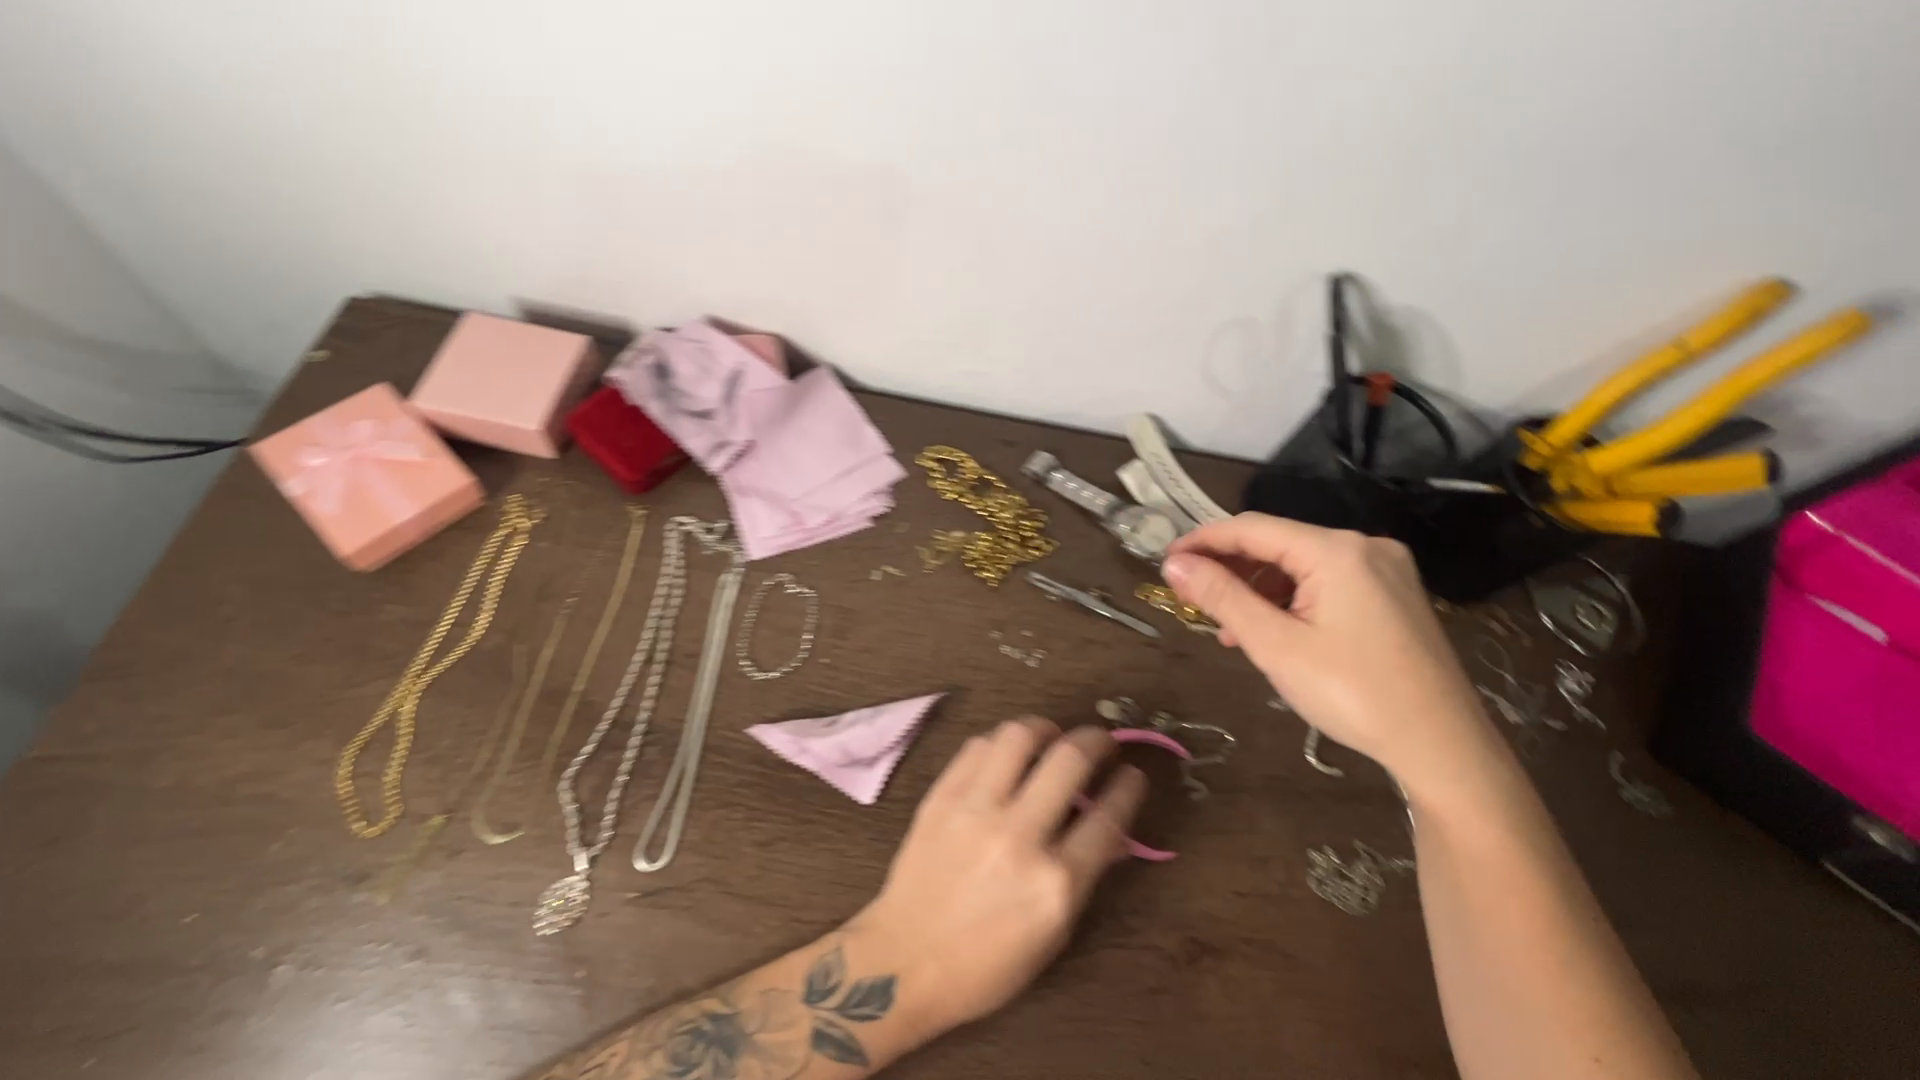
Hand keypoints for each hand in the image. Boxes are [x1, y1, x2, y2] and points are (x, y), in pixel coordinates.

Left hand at [848, 718, 1145, 1037]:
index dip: (1129, 787)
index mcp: (1055, 884)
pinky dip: (1000, 742)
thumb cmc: (985, 965)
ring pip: (1018, 737)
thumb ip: (1084, 878)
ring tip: (1052, 736)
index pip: (1108, 818)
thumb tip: (1113, 833)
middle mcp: (1018, 837)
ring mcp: (975, 812)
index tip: (1133, 774)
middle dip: (1097, 741)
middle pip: (1069, 760)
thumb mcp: (1052, 936)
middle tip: (1102, 742)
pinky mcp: (940, 798)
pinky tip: (1008, 753)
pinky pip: (976, 747)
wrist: (903, 963)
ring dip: (1045, 728)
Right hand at [1161, 513, 1494, 794]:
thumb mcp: (1276, 646)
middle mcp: (1364, 546)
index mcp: (1337, 550)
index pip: (1253, 528)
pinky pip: (1327, 583)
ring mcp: (1385, 570)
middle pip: (1279, 543)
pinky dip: (1291, 601)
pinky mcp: (1393, 595)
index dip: (1203, 541)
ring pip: (1302, 565)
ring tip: (1227, 628)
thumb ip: (1223, 598)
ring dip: (1259, 588)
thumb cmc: (1353, 694)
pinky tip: (1271, 632)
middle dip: (1231, 568)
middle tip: (1190, 597)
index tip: (1165, 562)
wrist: (1441, 744)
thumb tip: (1175, 565)